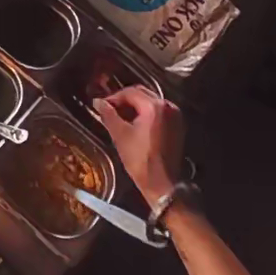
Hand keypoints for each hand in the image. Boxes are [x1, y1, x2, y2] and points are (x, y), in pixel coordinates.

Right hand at [94, 86, 185, 205]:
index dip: (113, 97)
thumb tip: (98, 102)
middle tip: (109, 109)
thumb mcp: (120, 135)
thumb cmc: (139, 159)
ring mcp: (175, 115)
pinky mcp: (177, 125)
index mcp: (154, 107)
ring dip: (135, 106)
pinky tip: (135, 123)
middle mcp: (168, 106)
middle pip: (142, 93)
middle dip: (124, 99)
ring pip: (151, 102)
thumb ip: (108, 114)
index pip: (130, 92)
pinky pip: (159, 112)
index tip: (102, 105)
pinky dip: (146, 113)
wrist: (162, 182)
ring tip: (120, 117)